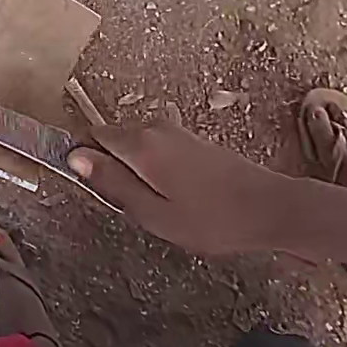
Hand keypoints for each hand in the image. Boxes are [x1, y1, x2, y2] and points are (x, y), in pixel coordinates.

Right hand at [69, 122, 300, 257]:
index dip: (84, 159)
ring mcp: (174, 131)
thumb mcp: (152, 212)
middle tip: (130, 205)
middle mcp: (153, 128)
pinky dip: (152, 168)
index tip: (95, 188)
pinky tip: (174, 195)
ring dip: (133, 170)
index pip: (91, 136)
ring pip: (133, 145)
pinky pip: (153, 148)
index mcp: (139, 144)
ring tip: (156, 204)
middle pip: (112, 139)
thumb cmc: (211, 218)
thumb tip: (75, 157)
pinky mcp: (190, 139)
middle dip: (110, 167)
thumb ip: (112, 183)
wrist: (272, 208)